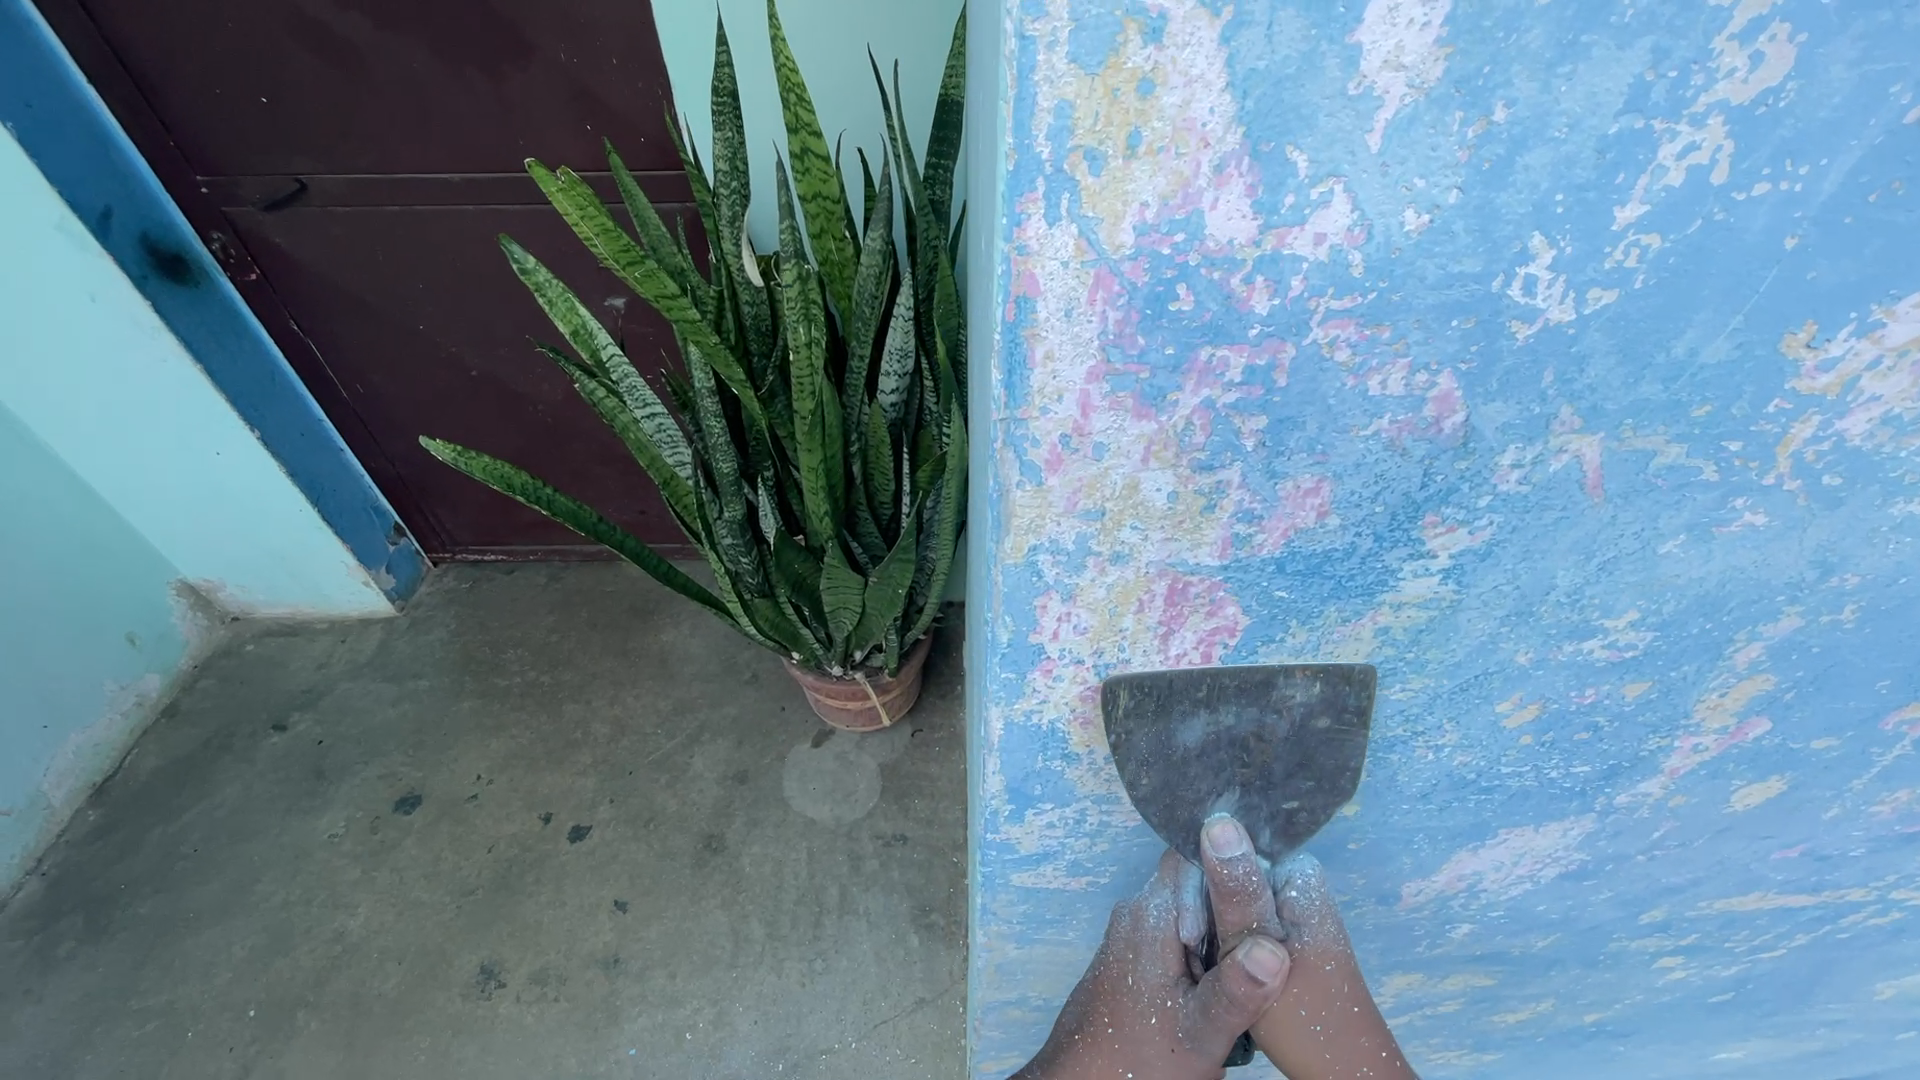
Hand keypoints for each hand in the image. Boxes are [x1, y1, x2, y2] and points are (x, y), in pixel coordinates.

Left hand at [1013, 843, 1291, 1079]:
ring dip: (1212, 935)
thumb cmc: (1141, 1055)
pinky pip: (1171, 931)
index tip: (1256, 908)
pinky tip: (1210, 987)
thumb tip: (1275, 946)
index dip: (1229, 872)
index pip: (1192, 856)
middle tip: (1253, 948)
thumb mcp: (1201, 1030)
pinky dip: (1196, 950)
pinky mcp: (1130, 953)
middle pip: (1190, 882)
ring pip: (1183, 909)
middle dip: (1225, 908)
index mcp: (1152, 912)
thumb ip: (1238, 987)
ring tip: (1236, 974)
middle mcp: (1136, 910)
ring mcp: (1129, 930)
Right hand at [1202, 821, 1415, 1079]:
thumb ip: (1237, 889)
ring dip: (1203, 922)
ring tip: (1194, 957)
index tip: (1187, 932)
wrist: (1339, 1072)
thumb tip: (1216, 820)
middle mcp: (1292, 878)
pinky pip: (1231, 913)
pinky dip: (1214, 933)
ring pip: (1222, 894)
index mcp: (1295, 871)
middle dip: (1198, 907)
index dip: (1196, 884)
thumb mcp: (1258, 950)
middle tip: (1189, 950)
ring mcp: (1283, 903)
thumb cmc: (1303, 1017)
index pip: (1225, 848)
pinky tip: (1205, 955)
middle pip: (1221, 870)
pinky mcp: (1275, 927)